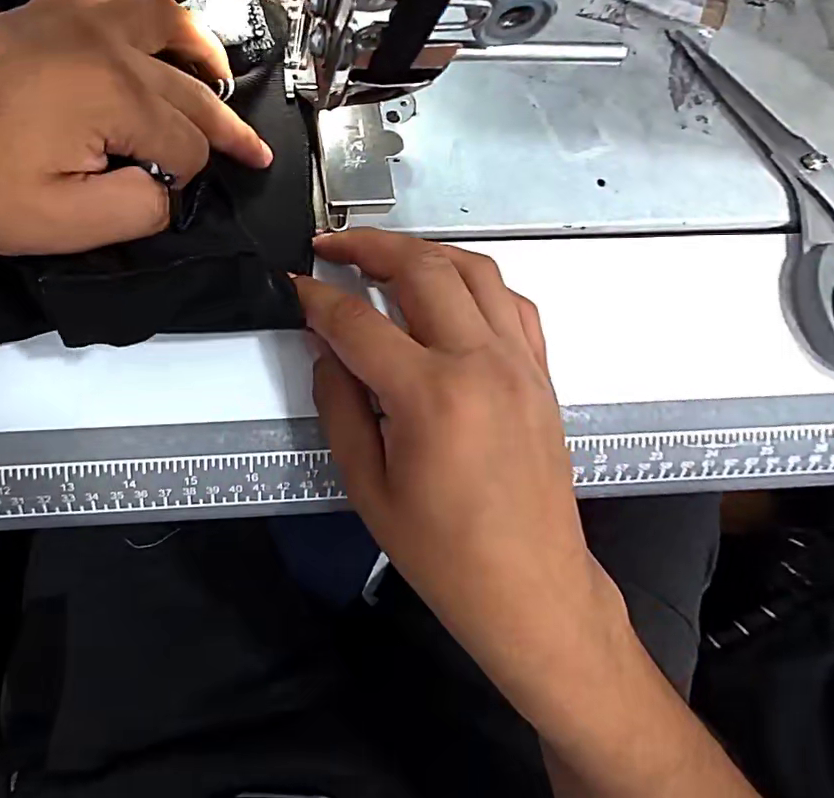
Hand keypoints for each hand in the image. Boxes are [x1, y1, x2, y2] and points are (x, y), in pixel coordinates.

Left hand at [0, 0, 272, 255]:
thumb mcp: (65, 225)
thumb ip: (141, 207)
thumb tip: (168, 188)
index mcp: (117, 96)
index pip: (187, 142)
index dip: (191, 178)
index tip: (175, 201)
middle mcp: (107, 44)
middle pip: (189, 85)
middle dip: (225, 125)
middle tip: (252, 152)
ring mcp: (70, 19)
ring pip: (164, 19)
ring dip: (201, 50)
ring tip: (218, 78)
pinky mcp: (38, 12)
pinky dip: (136, 1)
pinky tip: (142, 14)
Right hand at [294, 230, 627, 702]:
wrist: (531, 588)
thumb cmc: (442, 551)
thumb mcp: (366, 484)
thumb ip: (338, 402)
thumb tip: (325, 345)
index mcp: (430, 397)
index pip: (357, 322)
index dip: (315, 297)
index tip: (293, 283)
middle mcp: (480, 363)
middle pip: (421, 269)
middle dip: (368, 246)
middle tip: (332, 245)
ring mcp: (519, 361)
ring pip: (473, 269)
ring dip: (422, 250)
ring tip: (383, 254)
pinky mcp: (540, 371)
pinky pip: (510, 301)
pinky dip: (473, 280)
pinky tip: (447, 289)